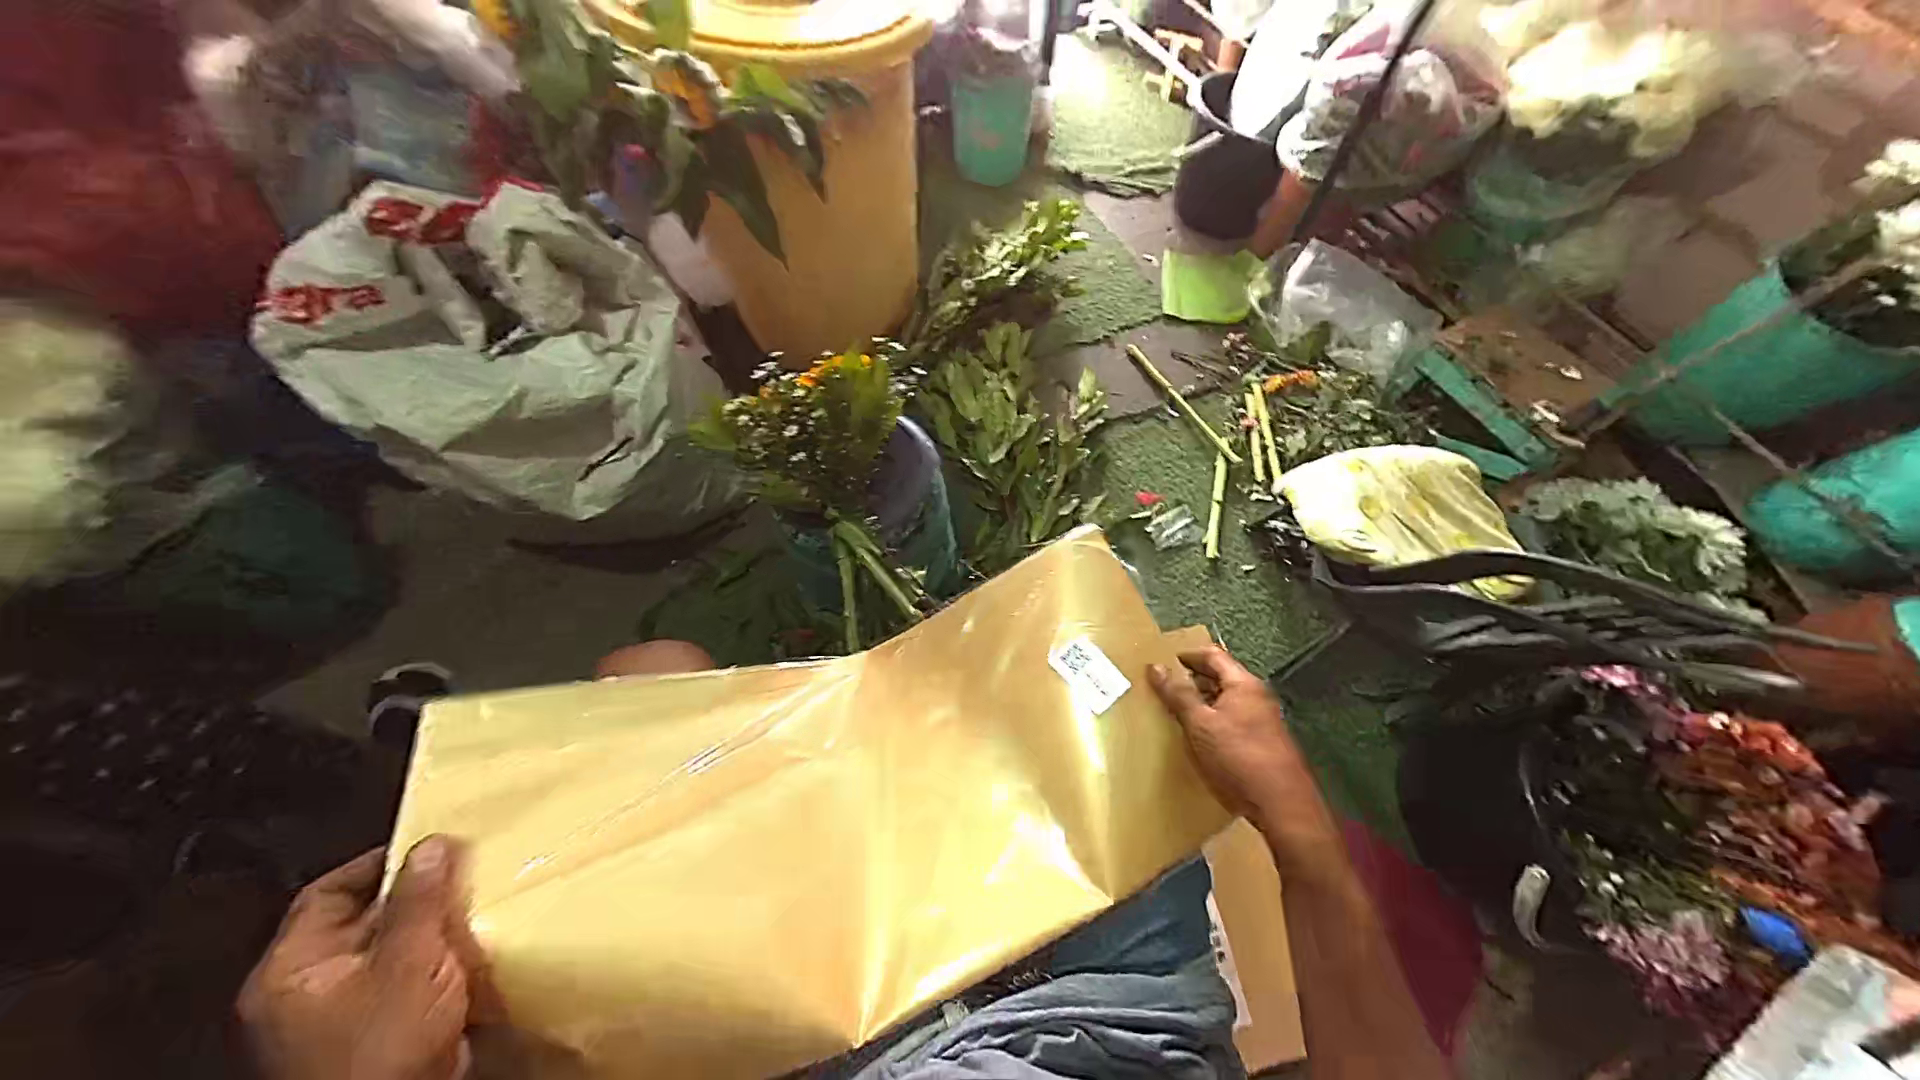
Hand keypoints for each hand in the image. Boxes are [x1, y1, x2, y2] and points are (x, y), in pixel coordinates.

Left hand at [239, 836, 497, 1079]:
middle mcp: (306, 989)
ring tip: (476, 902)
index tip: (432, 843)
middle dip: (416, 892)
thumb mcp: (407, 962)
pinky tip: (471, 944)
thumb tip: (432, 845)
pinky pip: (405, 974)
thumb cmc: (384, 1044)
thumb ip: (419, 900)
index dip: (380, 862)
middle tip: (465, 869)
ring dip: (432, 924)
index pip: (329, 892)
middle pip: (362, 918)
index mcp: (292, 970)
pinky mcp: (376, 1029)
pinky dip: (436, 956)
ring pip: (389, 946)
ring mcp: (340, 1013)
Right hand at [1148, 646, 1341, 879]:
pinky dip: (1213, 720)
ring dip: (1202, 702)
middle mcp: (1257, 697)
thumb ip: (1178, 694)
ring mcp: (1264, 721)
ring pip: (1227, 700)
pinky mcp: (1265, 744)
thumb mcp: (1200, 724)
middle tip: (1165, 687)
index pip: (1212, 655)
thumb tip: (1156, 667)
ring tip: (1176, 712)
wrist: (1284, 806)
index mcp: (1244, 684)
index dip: (1186, 655)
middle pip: (1221, 676)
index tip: (1163, 662)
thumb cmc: (1238, 757)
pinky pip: (1233, 720)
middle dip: (1192, 679)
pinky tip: (1199, 737)